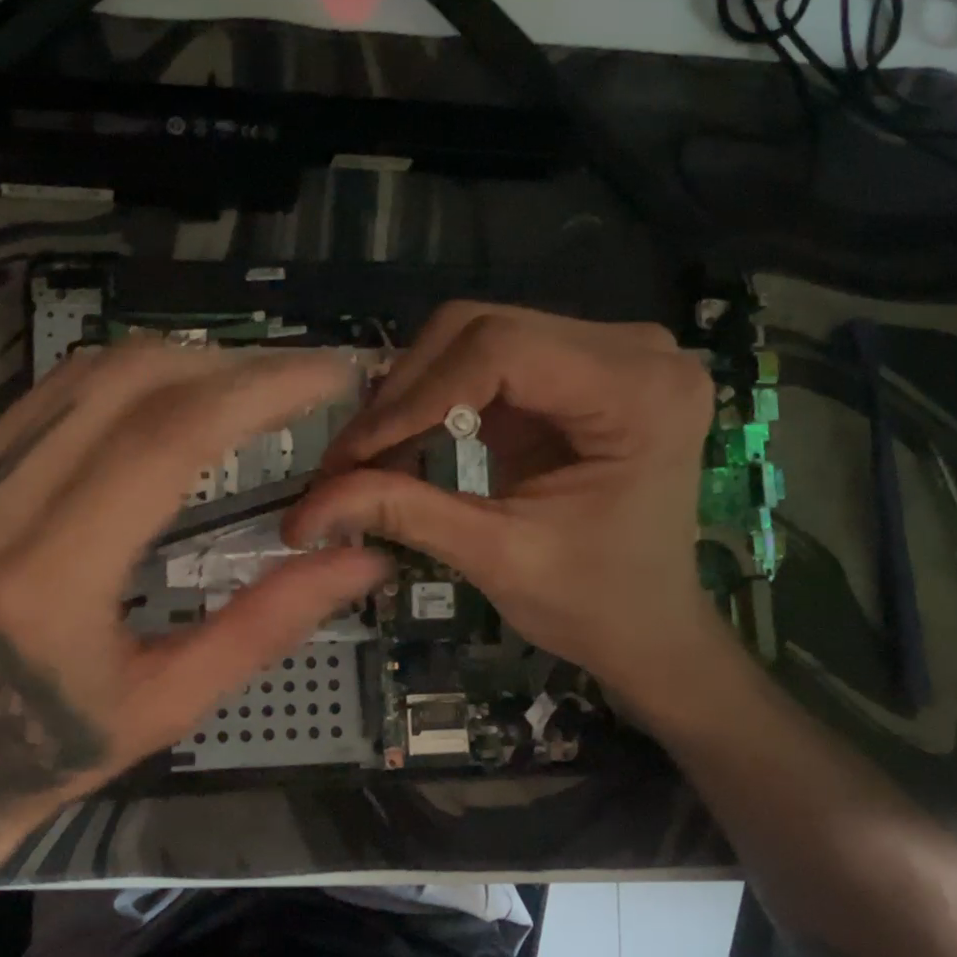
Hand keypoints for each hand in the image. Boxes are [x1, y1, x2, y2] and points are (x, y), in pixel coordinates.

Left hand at [0, 342, 391, 821]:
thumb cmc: (47, 751)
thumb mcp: (165, 707)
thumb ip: (265, 625)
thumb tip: (361, 558)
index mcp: (51, 583)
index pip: (164, 443)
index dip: (258, 391)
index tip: (326, 376)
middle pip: (122, 382)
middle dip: (224, 364)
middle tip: (291, 379)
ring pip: (77, 376)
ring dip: (172, 365)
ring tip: (238, 386)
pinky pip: (41, 403)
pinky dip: (115, 388)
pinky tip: (161, 407)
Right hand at [282, 303, 718, 691]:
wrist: (648, 627)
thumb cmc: (593, 603)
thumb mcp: (496, 557)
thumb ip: (406, 514)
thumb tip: (308, 504)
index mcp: (639, 392)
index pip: (502, 350)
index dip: (415, 395)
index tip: (352, 455)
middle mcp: (634, 351)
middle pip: (484, 329)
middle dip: (405, 392)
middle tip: (351, 457)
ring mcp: (607, 355)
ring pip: (475, 337)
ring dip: (412, 394)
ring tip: (369, 454)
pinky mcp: (575, 373)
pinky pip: (484, 363)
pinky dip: (435, 401)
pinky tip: (404, 444)